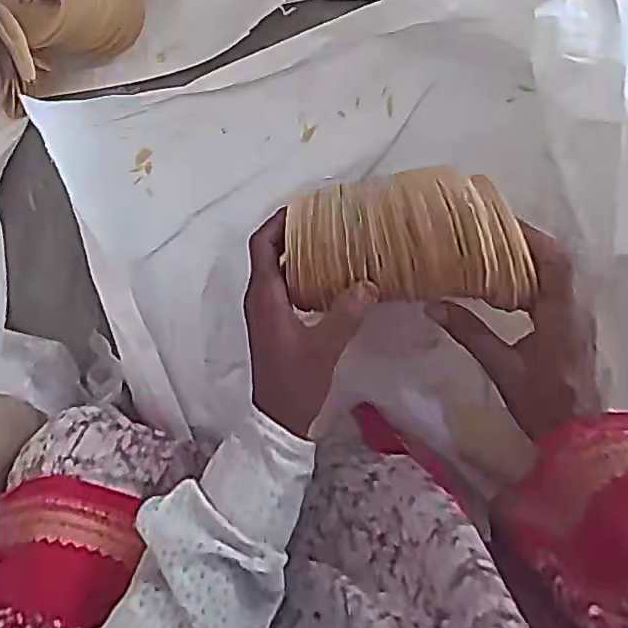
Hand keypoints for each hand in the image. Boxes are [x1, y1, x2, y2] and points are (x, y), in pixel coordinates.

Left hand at [246, 208, 374, 437]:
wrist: (277, 419)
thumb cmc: (295, 382)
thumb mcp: (324, 348)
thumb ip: (345, 314)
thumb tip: (368, 284)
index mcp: (265, 296)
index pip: (261, 245)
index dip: (277, 222)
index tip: (302, 208)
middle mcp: (259, 297)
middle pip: (267, 251)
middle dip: (289, 231)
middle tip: (321, 219)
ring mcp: (264, 309)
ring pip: (274, 266)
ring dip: (293, 249)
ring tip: (326, 238)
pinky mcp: (272, 319)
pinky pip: (281, 282)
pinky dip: (298, 269)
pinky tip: (325, 273)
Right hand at [428, 222, 598, 441]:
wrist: (581, 439)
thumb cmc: (542, 403)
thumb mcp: (502, 367)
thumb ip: (470, 332)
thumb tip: (435, 305)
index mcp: (560, 312)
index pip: (553, 260)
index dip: (530, 237)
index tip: (501, 224)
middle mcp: (575, 309)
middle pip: (556, 261)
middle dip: (527, 242)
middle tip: (493, 234)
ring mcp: (578, 319)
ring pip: (558, 274)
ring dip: (532, 259)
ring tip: (497, 252)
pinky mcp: (574, 329)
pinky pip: (557, 290)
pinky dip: (535, 278)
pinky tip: (510, 285)